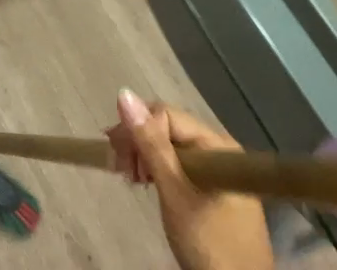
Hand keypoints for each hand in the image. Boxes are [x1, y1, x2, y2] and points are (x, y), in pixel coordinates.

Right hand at [106, 90, 274, 269]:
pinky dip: (155, 168)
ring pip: (168, 144)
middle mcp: (220, 150)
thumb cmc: (208, 243)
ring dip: (142, 156)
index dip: (136, 129)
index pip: (165, 114)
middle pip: (166, 127)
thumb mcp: (174, 192)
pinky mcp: (211, 186)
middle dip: (137, 143)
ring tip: (130, 178)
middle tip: (120, 170)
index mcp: (218, 146)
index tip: (117, 157)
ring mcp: (217, 169)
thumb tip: (123, 93)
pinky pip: (177, 162)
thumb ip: (150, 143)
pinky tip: (144, 181)